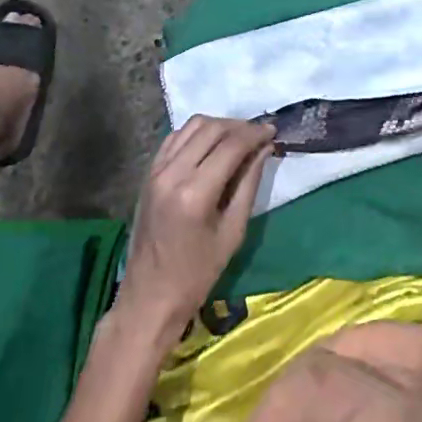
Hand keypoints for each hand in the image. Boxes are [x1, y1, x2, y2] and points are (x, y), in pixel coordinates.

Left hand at [115, 117, 272, 336]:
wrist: (150, 295)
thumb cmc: (198, 273)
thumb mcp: (233, 231)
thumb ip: (249, 184)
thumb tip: (265, 149)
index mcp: (194, 193)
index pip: (231, 145)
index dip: (255, 133)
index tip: (273, 131)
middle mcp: (172, 174)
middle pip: (211, 129)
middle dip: (240, 126)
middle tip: (259, 134)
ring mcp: (156, 171)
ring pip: (192, 126)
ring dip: (219, 126)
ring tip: (239, 137)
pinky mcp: (148, 173)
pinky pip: (175, 138)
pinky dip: (196, 134)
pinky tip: (211, 145)